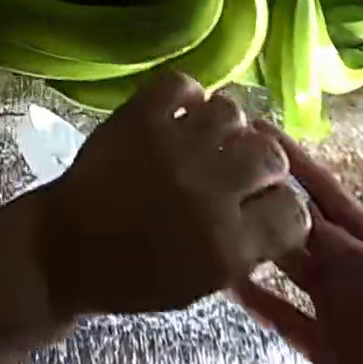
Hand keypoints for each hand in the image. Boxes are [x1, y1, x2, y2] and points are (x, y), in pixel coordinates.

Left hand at [29, 72, 310, 316]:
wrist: (69, 247)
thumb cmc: (136, 273)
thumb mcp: (204, 280)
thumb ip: (246, 243)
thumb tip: (275, 203)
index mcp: (228, 245)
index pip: (293, 210)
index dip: (282, 203)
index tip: (267, 199)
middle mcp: (209, 190)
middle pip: (270, 154)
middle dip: (262, 160)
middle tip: (240, 163)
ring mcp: (175, 147)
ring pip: (232, 111)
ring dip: (226, 125)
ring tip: (208, 135)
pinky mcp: (142, 116)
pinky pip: (185, 84)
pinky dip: (187, 94)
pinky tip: (181, 111)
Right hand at [233, 126, 362, 363]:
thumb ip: (344, 253)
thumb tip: (297, 213)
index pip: (325, 191)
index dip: (292, 157)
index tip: (256, 124)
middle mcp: (352, 271)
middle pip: (297, 222)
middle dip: (263, 189)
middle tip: (218, 159)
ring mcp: (340, 311)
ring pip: (285, 265)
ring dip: (253, 239)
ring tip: (213, 210)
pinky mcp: (332, 353)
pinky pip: (286, 318)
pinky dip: (257, 300)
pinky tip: (229, 281)